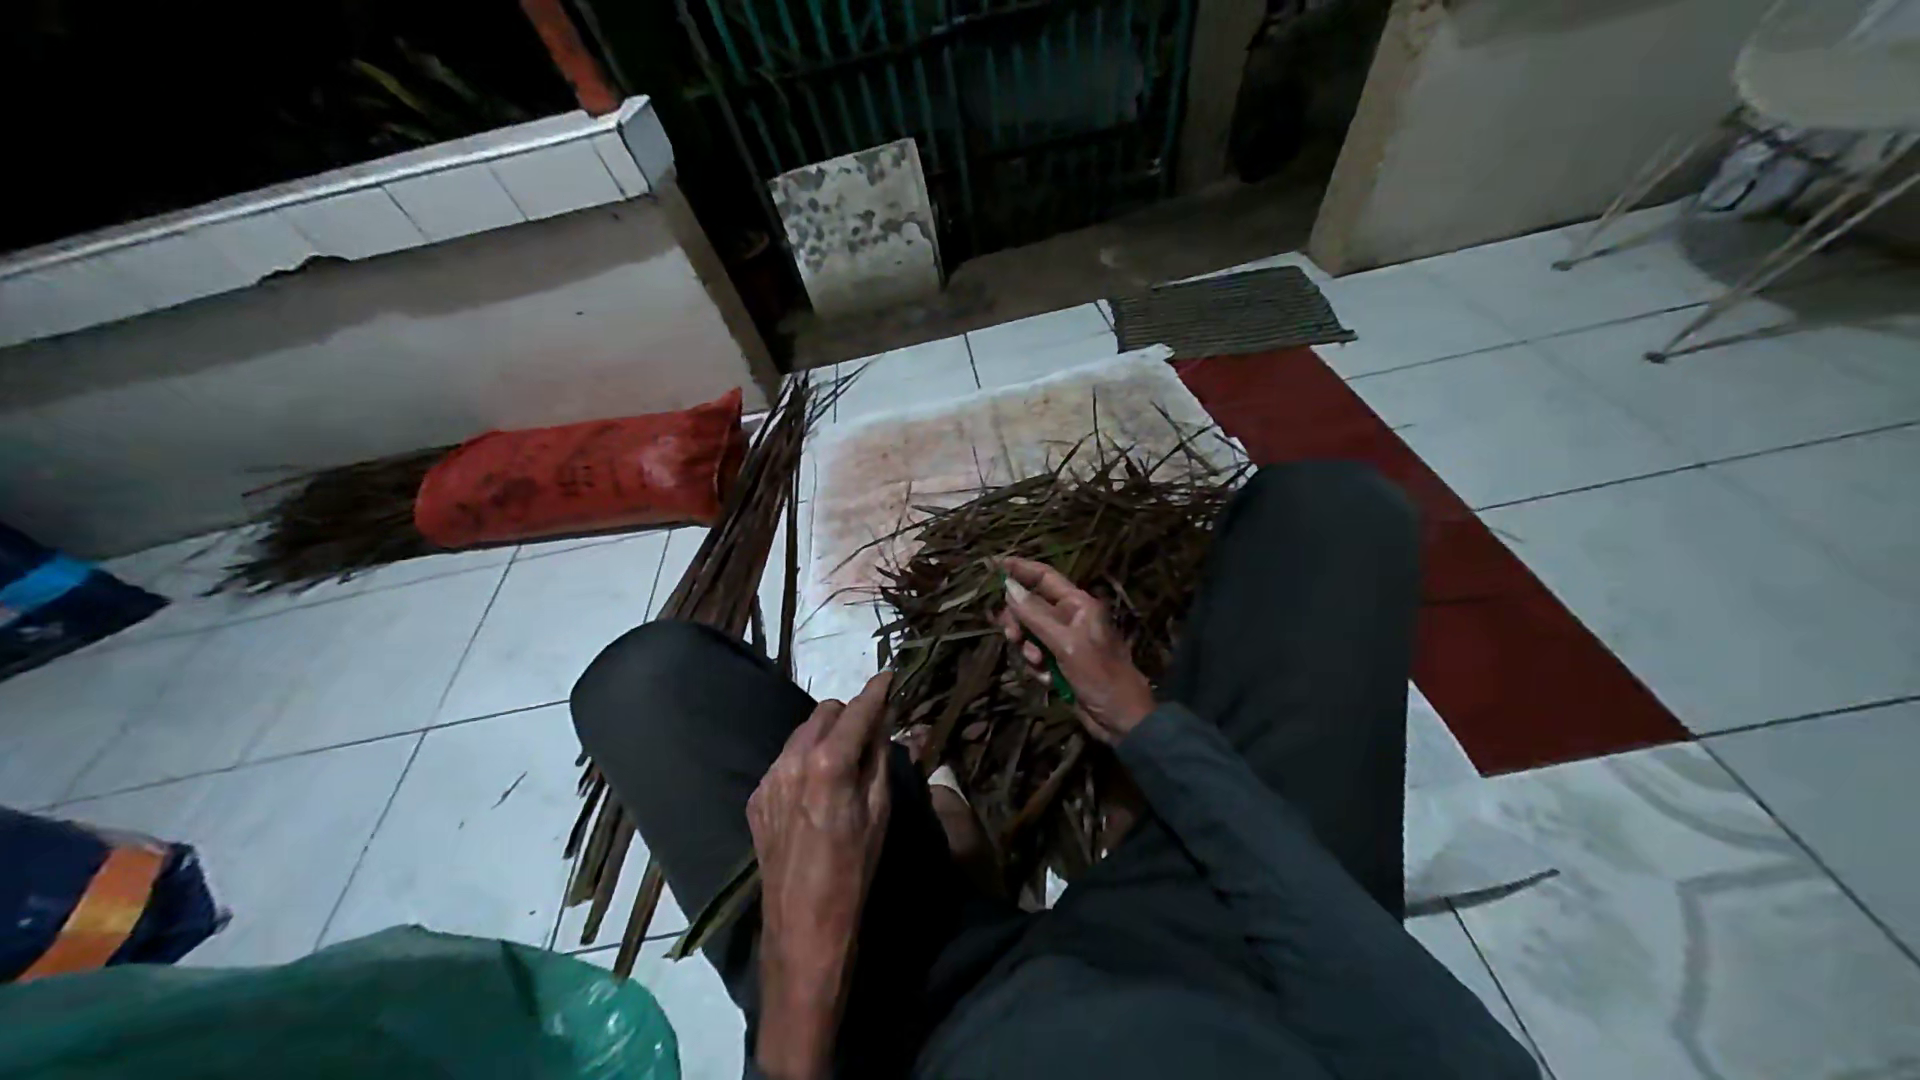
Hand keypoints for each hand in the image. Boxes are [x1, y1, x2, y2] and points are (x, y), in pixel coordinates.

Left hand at [749, 671, 892, 1079]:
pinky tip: (816, 792)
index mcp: (828, 762)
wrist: (804, 924)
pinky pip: (785, 761)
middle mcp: (792, 760)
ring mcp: (769, 778)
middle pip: (825, 712)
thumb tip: (882, 722)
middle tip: (869, 735)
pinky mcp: (756, 797)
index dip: (877, 691)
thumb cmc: (854, 867)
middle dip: (849, 714)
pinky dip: (804, 762)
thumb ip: (879, 758)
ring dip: (826, 736)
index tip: (889, 676)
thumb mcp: (879, 811)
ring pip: (802, 733)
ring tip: (842, 765)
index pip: (857, 710)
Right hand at [997, 557, 1156, 745]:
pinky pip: (1035, 656)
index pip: (1044, 577)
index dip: (1020, 569)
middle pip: (1030, 606)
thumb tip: (1009, 586)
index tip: (994, 566)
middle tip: (1012, 636)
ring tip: (1038, 664)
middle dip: (1018, 621)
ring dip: (1027, 648)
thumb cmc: (1100, 676)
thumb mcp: (1065, 643)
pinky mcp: (1060, 663)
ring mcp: (1064, 641)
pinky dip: (1036, 667)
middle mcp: (1070, 618)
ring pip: (1029, 633)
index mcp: (1079, 604)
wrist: (1121, 719)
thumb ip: (1035, 615)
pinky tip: (1047, 680)